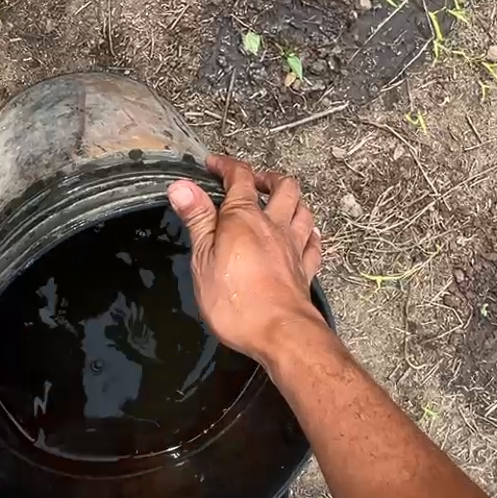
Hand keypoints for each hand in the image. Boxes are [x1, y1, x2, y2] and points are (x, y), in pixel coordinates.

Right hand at [168, 155, 326, 365]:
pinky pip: (314, 243)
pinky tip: (307, 234)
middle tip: (254, 180)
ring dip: (293, 199)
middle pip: (283, 186)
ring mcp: (293, 247)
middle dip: (268, 177)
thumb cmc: (236, 300)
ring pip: (303, 209)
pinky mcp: (305, 270)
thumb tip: (182, 186)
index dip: (226, 166)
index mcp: (244, 218)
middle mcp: (273, 225)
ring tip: (281, 200)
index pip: (239, 177)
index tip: (213, 164)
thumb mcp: (203, 258)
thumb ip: (197, 219)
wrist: (281, 333)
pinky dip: (310, 233)